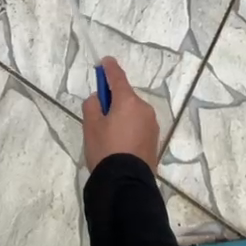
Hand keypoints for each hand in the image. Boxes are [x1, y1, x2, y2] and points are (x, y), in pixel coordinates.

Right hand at [81, 58, 158, 172]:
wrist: (126, 184)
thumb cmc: (105, 150)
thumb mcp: (90, 125)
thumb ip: (92, 104)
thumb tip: (100, 100)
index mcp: (128, 101)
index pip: (117, 76)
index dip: (108, 68)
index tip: (104, 61)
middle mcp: (144, 109)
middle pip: (125, 96)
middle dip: (113, 99)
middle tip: (98, 115)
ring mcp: (152, 125)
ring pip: (133, 112)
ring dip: (122, 114)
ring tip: (109, 135)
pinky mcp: (154, 141)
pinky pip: (138, 125)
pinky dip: (129, 127)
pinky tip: (120, 144)